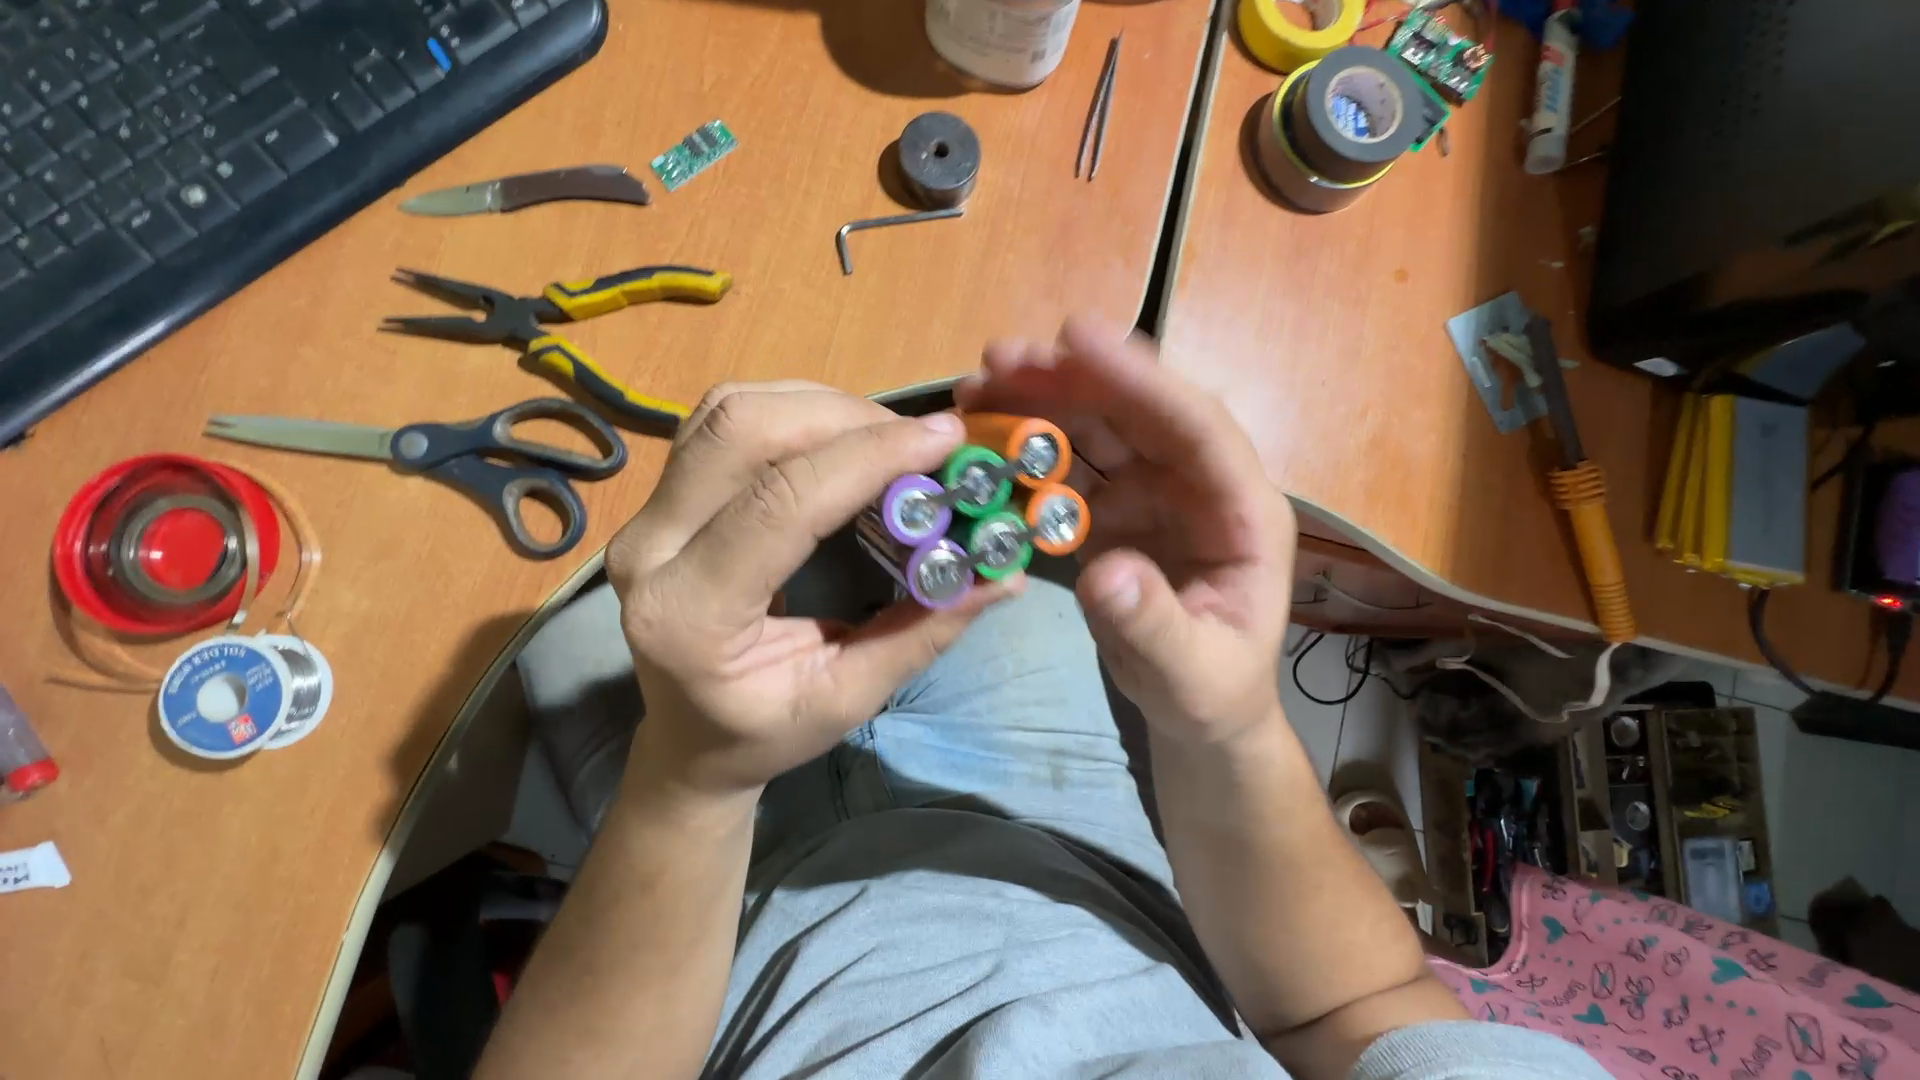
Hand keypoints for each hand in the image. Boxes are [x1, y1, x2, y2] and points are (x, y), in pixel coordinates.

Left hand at [606, 382, 1016, 796]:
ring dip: (819, 405)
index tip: (946, 439)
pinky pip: (720, 420)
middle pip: (740, 430)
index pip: (781, 504)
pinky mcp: (656, 498)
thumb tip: (1003, 575)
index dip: (869, 458)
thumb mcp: (847, 700)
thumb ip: (920, 633)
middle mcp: (648, 550)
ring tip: (885, 438)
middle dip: (844, 417)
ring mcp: (643, 516)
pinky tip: (838, 436)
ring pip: (727, 410)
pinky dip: (791, 410)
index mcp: (690, 615)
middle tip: (919, 441)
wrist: (687, 738)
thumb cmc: (763, 733)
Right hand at [955, 318, 1295, 744]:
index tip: (1075, 338)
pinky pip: (1069, 472)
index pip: (1195, 426)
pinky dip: (1027, 458)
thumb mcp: (1191, 674)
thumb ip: (1154, 626)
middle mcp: (1197, 485)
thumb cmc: (1212, 694)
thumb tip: (1107, 572)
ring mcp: (1154, 494)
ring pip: (1097, 431)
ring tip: (976, 390)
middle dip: (1069, 380)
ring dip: (1039, 405)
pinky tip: (983, 448)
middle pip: (1135, 412)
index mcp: (1240, 510)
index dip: (1138, 378)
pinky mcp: (1116, 513)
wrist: (1197, 712)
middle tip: (998, 359)